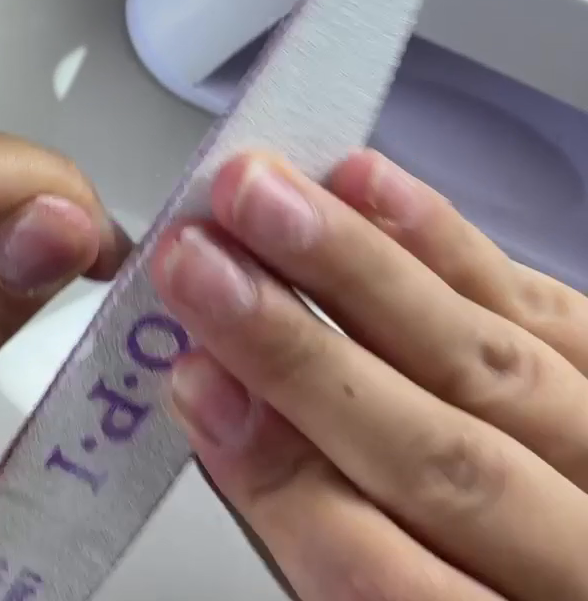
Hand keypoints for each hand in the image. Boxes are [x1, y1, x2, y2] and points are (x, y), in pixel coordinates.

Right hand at [155, 150, 587, 599]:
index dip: (283, 480)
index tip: (188, 378)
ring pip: (500, 370)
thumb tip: (203, 388)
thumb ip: (294, 510)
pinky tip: (364, 179)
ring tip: (254, 189)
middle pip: (452, 465)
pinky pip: (554, 313)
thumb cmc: (424, 559)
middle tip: (197, 257)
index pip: (395, 583)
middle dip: (298, 348)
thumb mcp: (337, 585)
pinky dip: (447, 243)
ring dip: (354, 266)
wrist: (531, 537)